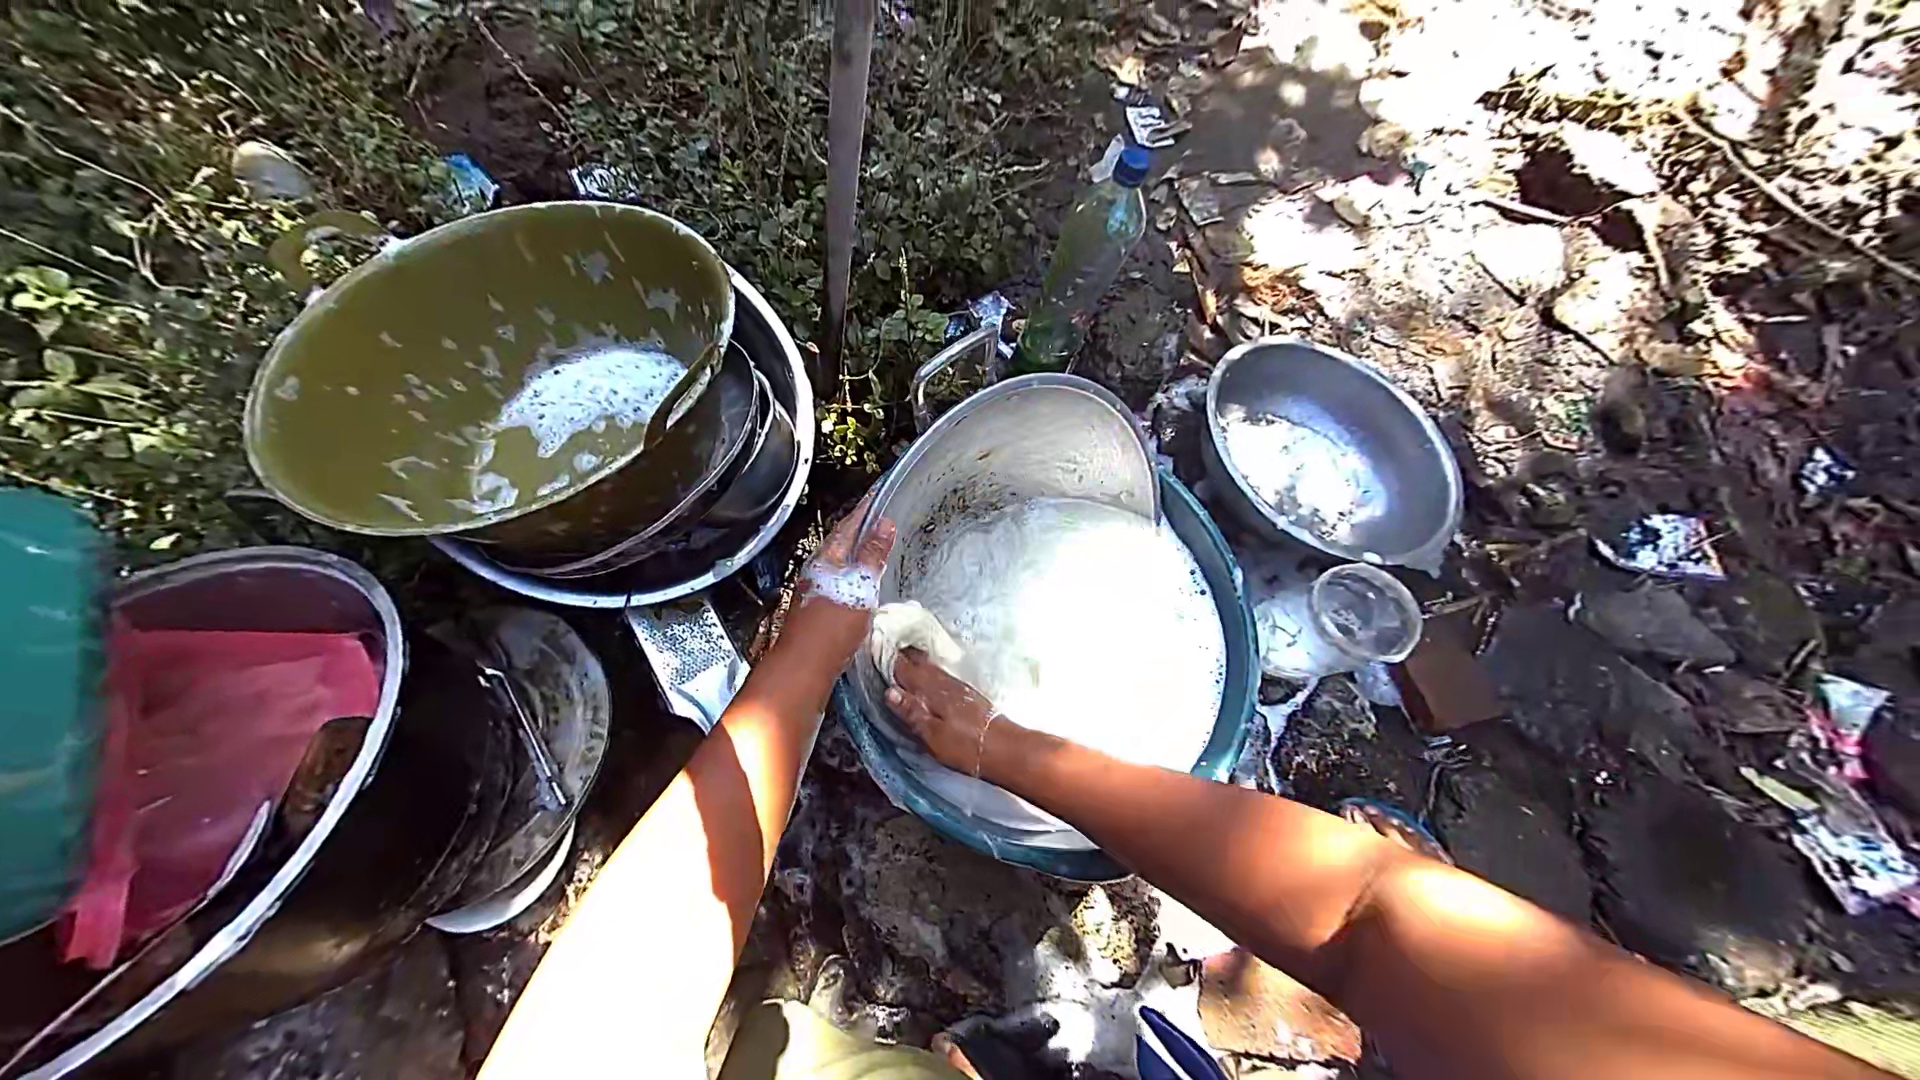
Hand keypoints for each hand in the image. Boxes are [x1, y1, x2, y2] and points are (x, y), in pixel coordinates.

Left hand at [776, 491, 895, 674]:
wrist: (804, 668)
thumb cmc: (829, 628)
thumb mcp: (859, 586)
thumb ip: (872, 555)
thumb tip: (885, 525)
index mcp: (826, 559)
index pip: (848, 525)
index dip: (864, 509)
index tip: (877, 494)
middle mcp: (817, 571)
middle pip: (842, 542)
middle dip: (861, 528)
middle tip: (880, 517)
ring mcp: (816, 591)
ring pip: (841, 563)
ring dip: (859, 552)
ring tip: (877, 547)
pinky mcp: (820, 610)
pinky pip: (842, 582)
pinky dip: (856, 575)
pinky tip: (865, 585)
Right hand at [887, 649, 1018, 778]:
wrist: (1003, 748)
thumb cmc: (964, 746)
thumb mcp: (933, 736)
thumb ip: (911, 712)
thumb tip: (889, 690)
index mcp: (931, 690)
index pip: (904, 668)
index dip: (887, 657)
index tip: (871, 644)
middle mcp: (942, 681)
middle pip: (917, 661)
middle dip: (900, 652)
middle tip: (882, 643)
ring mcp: (955, 685)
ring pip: (928, 665)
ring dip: (913, 658)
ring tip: (898, 652)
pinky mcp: (964, 692)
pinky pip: (938, 672)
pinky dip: (926, 668)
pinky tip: (924, 671)